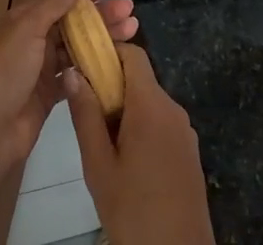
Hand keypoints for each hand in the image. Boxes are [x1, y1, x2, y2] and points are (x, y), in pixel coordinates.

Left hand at [0, 0, 137, 160]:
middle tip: (130, 13)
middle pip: (73, 22)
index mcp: (25, 19)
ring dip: (103, 39)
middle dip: (101, 15)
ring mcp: (44, 67)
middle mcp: (35, 39)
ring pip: (79, 46)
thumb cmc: (7, 71)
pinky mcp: (53, 92)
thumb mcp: (29, 29)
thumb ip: (55, 0)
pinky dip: (95, 67)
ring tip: (131, 33)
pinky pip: (78, 74)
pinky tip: (117, 62)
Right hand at [65, 42, 212, 244]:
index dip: (106, 53)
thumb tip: (73, 72)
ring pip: (149, 103)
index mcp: (151, 106)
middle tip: (84, 113)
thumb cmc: (132, 209)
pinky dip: (140, 127)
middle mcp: (173, 109)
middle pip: (139, 79)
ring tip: (100, 142)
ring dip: (124, 110)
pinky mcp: (189, 151)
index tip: (81, 67)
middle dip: (110, 87)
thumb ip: (85, 115)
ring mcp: (185, 131)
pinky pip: (161, 123)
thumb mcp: (98, 164)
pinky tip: (124, 159)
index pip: (133, 55)